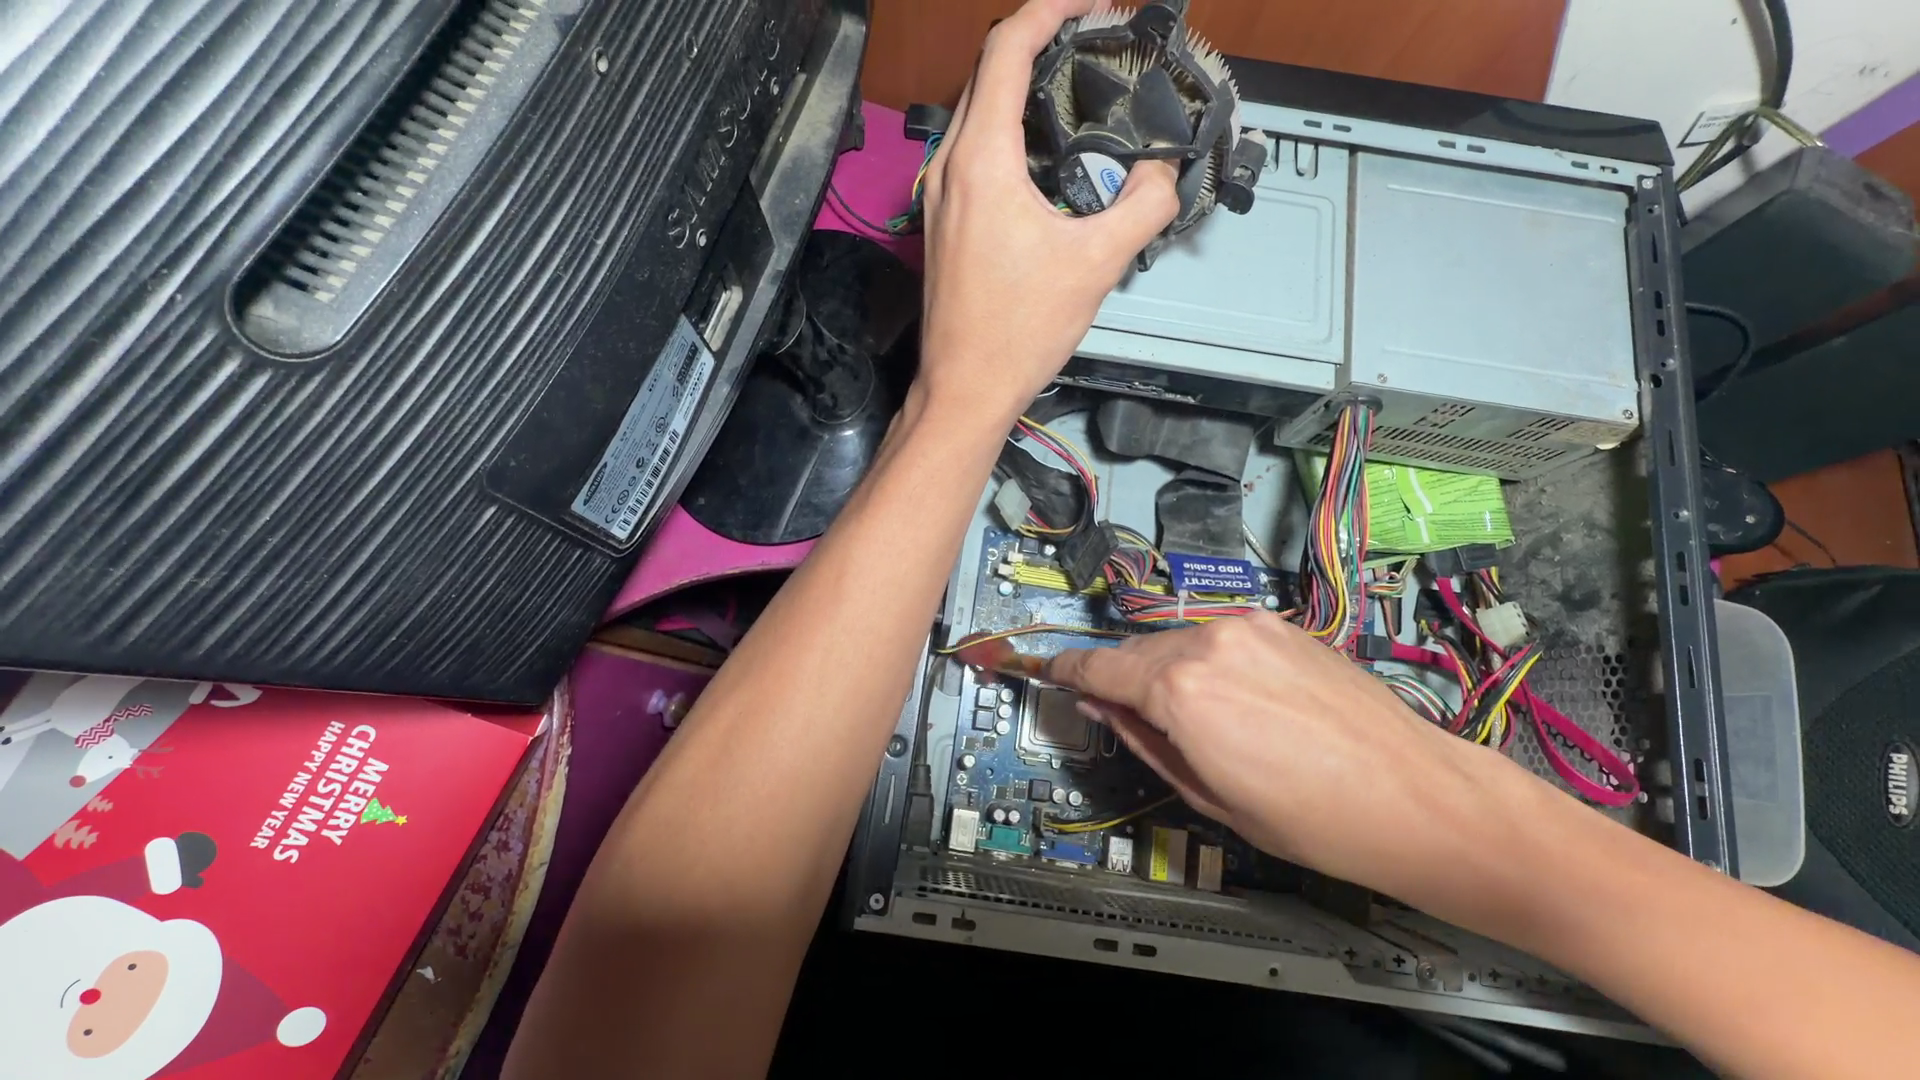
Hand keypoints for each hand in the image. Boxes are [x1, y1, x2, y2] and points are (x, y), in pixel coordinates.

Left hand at [917, 0, 1178, 425]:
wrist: (964, 389)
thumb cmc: (1015, 333)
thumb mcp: (1096, 265)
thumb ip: (1143, 207)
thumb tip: (1162, 176)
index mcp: (981, 162)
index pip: (1006, 48)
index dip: (1051, 8)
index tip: (1091, 2)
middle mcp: (949, 169)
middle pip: (986, 71)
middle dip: (1039, 41)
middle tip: (1092, 42)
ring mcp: (939, 197)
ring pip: (976, 112)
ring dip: (1021, 88)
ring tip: (1075, 91)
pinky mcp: (942, 223)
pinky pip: (972, 152)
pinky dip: (1007, 131)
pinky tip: (1045, 156)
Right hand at [1047, 614, 1532, 902]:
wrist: (1416, 797)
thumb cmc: (1313, 817)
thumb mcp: (1207, 794)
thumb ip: (1143, 740)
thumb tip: (1105, 708)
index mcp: (1180, 690)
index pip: (1098, 666)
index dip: (1068, 672)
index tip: (1052, 674)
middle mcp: (1208, 642)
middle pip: (1135, 650)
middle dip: (1121, 678)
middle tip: (1121, 713)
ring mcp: (1249, 627)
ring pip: (1177, 641)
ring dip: (1165, 669)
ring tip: (1187, 717)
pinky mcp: (1282, 627)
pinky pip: (1218, 636)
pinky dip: (1205, 659)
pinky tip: (1229, 699)